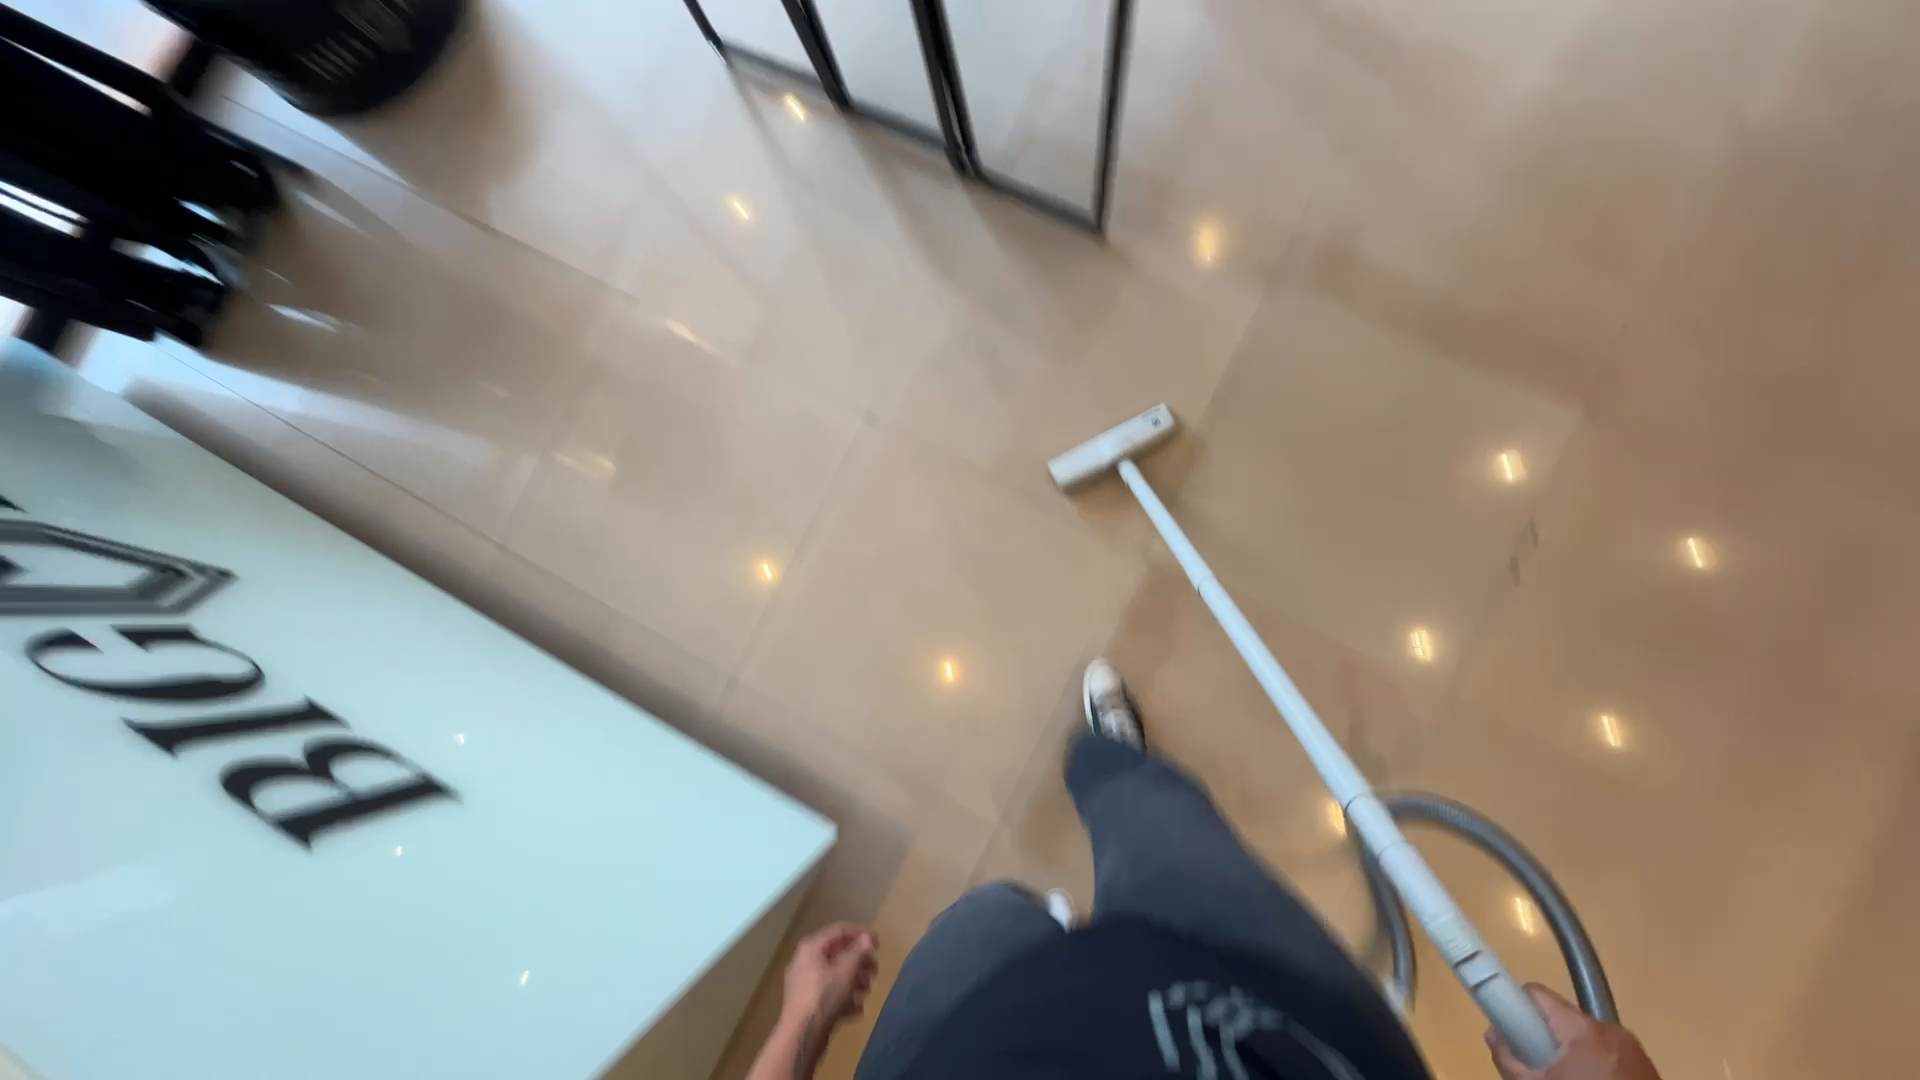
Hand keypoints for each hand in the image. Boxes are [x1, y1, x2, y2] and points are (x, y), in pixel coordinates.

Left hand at [782, 923, 879, 1032]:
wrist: (801, 1037)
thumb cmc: (823, 997)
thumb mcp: (846, 971)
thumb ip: (859, 952)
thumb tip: (868, 938)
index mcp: (811, 948)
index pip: (839, 931)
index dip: (860, 933)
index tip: (878, 942)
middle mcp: (806, 962)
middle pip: (839, 954)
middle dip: (860, 963)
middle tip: (874, 972)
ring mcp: (805, 985)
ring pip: (836, 976)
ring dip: (855, 982)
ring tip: (865, 993)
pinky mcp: (808, 1005)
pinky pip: (830, 994)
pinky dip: (844, 999)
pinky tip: (856, 1010)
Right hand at [1487, 985, 1662, 1079]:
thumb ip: (1507, 1058)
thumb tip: (1493, 1033)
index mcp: (1581, 1028)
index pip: (1536, 993)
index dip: (1516, 1005)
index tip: (1511, 1028)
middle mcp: (1610, 1030)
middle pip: (1561, 1017)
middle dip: (1546, 1036)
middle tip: (1539, 1062)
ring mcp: (1634, 1050)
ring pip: (1585, 1036)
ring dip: (1571, 1051)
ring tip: (1568, 1077)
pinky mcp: (1649, 1069)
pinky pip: (1608, 1053)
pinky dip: (1594, 1064)